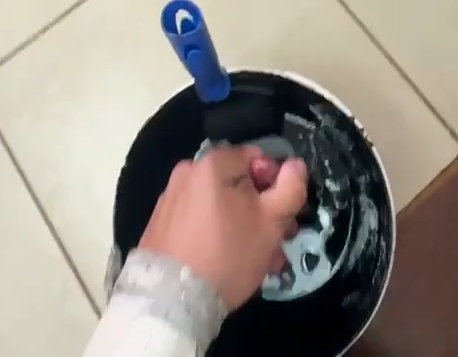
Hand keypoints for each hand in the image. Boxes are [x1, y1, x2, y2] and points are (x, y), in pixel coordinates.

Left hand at [138, 145, 309, 310]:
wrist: (172, 299)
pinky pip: (198, 221)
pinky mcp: (162, 225)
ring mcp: (171, 199)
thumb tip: (296, 165)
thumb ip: (290, 189)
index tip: (286, 214)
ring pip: (219, 206)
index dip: (277, 183)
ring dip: (243, 226)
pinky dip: (217, 234)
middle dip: (262, 211)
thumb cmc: (227, 253)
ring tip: (260, 260)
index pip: (255, 158)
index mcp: (210, 163)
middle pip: (236, 184)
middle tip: (278, 242)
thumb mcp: (270, 223)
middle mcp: (187, 173)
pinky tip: (231, 262)